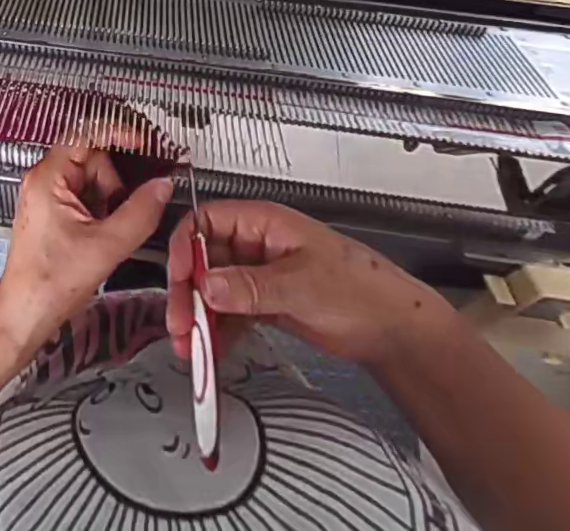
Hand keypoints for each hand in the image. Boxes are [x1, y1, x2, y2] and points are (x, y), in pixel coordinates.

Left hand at [0, 142, 172, 352]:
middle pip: (94, 159)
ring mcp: (48, 195)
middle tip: (119, 212)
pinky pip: (87, 195)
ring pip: (93, 178)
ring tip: (106, 231)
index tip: (144, 142)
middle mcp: (44, 179)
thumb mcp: (107, 246)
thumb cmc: (51, 282)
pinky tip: (100, 234)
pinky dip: (101, 210)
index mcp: (49, 178)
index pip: (86, 133)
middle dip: (114, 183)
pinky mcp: (54, 211)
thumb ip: (141, 211)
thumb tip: (163, 186)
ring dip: (109, 199)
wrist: (25, 314)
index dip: (119, 132)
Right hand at [166, 200, 464, 366]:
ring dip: (198, 315)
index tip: (178, 278)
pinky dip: (217, 329)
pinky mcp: (263, 300)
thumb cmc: (360, 287)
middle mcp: (255, 244)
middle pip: (204, 258)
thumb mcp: (302, 284)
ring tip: (192, 347)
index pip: (207, 221)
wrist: (391, 327)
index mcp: (263, 223)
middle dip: (187, 290)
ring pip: (213, 288)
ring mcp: (258, 273)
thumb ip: (251, 286)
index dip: (186, 246)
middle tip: (180, 323)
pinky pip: (228, 310)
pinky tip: (212, 349)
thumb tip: (207, 284)